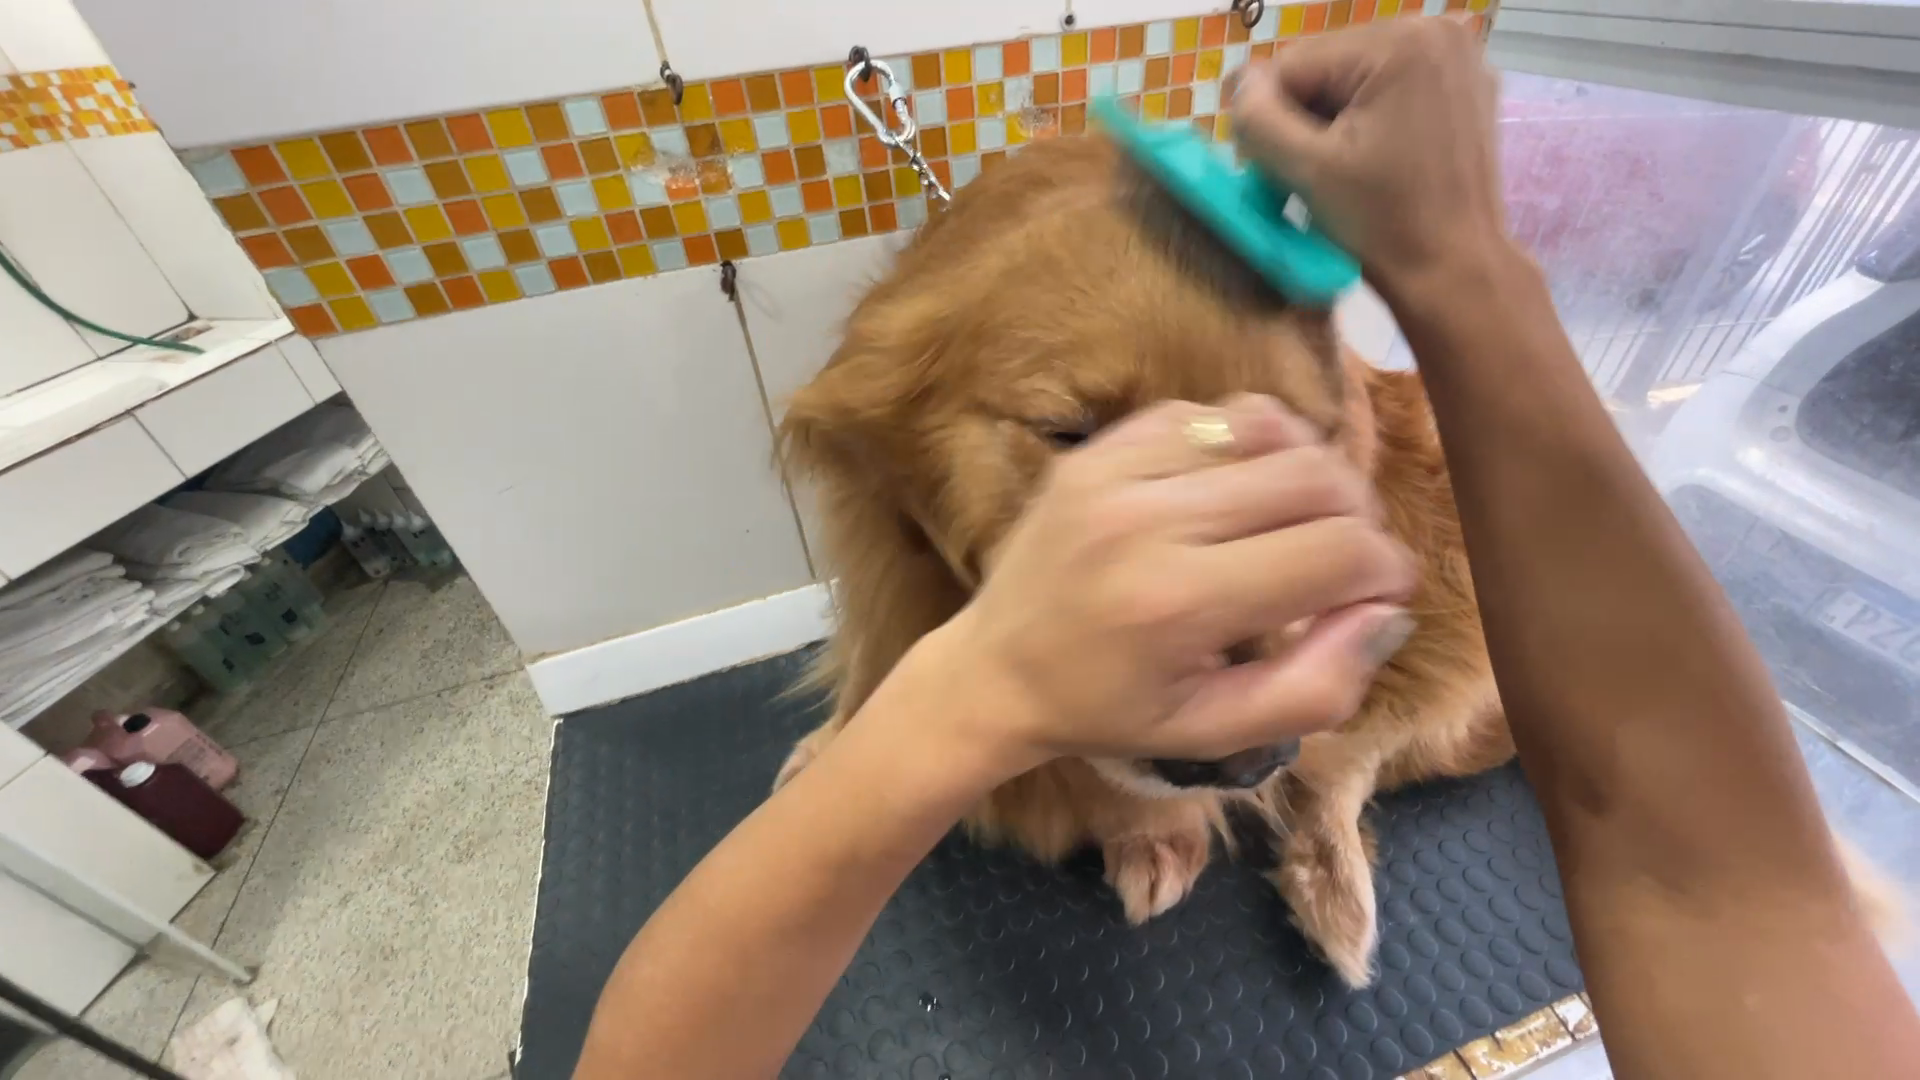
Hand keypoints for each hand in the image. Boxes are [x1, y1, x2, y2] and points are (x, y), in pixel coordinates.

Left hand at [920, 395, 1415, 770]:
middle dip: (1355, 518)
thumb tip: (1386, 610)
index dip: (1384, 572)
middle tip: (1337, 559)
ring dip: (1304, 471)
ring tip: (1289, 519)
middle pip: (1315, 476)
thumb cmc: (1107, 710)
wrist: (995, 669)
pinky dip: (1240, 444)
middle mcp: (1147, 520)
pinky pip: (1203, 413)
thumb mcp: (1214, 730)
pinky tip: (1229, 491)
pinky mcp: (1095, 451)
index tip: (1373, 595)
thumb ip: (1317, 687)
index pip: (1339, 551)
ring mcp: (1113, 471)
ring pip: (1267, 427)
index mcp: (1180, 602)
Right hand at [1229, 16, 1510, 300]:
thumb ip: (1260, 121)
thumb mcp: (1307, 172)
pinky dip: (1363, 126)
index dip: (1266, 118)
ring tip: (1332, 175)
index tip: (1266, 170)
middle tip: (1298, 177)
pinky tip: (1366, 166)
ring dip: (1328, 125)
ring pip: (1353, 83)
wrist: (1450, 270)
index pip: (1294, 63)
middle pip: (1326, 68)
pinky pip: (1388, 95)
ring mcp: (1457, 59)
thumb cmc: (1379, 225)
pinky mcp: (1463, 91)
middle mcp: (1436, 31)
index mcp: (1399, 43)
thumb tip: (1238, 86)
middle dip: (1301, 120)